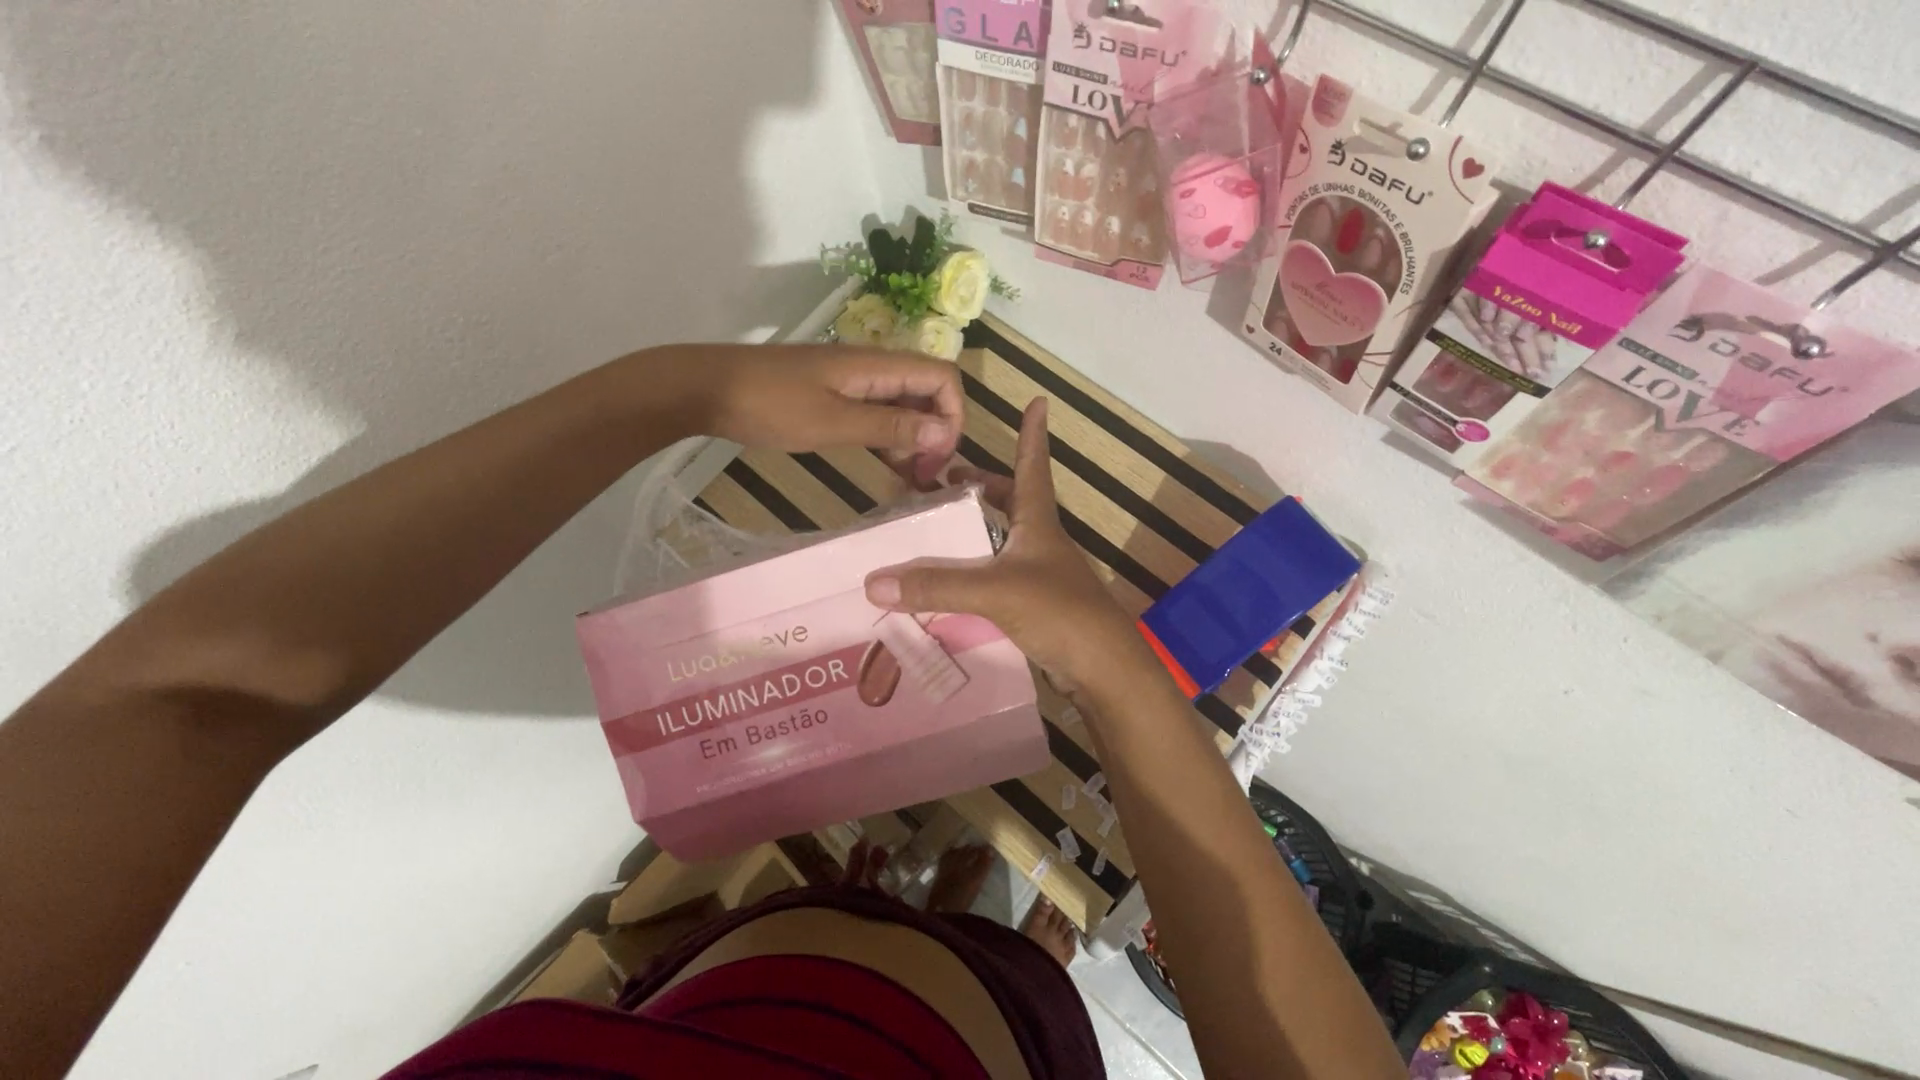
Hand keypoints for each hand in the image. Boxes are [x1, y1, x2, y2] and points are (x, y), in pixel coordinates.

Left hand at [644, 344, 963, 486]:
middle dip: (937, 433)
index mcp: (876, 366)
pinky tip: (886, 468)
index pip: (941, 378)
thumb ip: (890, 428)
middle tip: (926, 479)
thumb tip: (945, 433)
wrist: (707, 389)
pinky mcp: (833, 395)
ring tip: (911, 482)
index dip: (953, 416)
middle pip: (926, 392)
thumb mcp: (833, 423)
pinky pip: (877, 414)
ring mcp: (851, 381)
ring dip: (914, 440)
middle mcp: (871, 368)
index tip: (940, 460)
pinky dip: (889, 439)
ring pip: (903, 406)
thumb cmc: (768, 406)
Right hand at [862, 398, 1154, 693]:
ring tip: (941, 532)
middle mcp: (1041, 543)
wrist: (1103, 669)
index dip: (1033, 435)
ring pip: (1006, 541)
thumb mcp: (994, 591)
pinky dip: (977, 573)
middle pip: (1014, 502)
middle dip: (985, 487)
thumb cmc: (1059, 611)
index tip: (1038, 402)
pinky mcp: (1037, 608)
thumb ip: (936, 585)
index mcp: (1039, 523)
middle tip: (948, 483)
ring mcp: (1042, 577)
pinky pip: (999, 579)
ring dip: (979, 531)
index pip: (1033, 467)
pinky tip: (953, 586)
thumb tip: (874, 581)